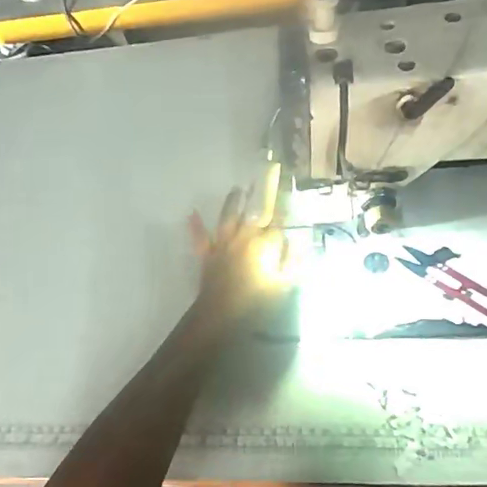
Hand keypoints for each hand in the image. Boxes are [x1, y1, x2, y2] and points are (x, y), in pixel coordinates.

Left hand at [188, 188, 285, 329]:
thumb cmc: (257, 303)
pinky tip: (192, 213)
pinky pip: (200, 237)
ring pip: (228, 216)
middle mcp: (244, 237)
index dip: (285, 203)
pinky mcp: (207, 254)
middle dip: (262, 191)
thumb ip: (292, 261)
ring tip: (237, 189)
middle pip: (254, 210)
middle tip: (267, 173)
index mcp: (265, 244)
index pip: (278, 220)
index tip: (289, 185)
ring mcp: (223, 243)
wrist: (221, 314)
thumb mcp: (284, 285)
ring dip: (233, 201)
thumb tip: (295, 241)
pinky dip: (196, 226)